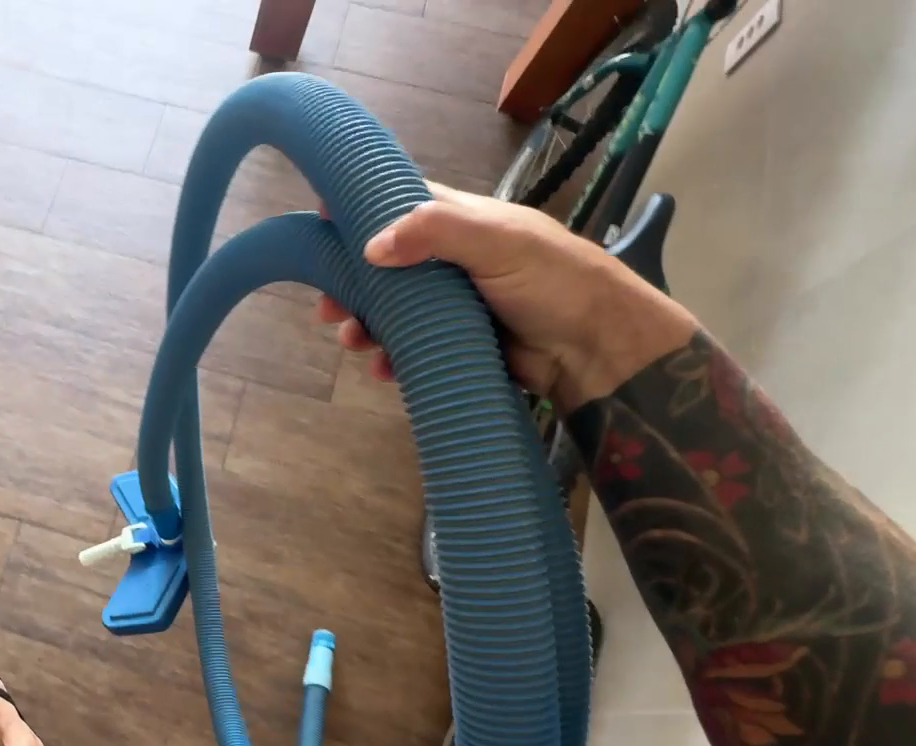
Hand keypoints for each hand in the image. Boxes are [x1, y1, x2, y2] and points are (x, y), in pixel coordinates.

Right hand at [317, 184, 697, 412]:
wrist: (594, 351)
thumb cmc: (555, 283)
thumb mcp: (500, 242)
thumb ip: (437, 232)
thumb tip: (370, 248)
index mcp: (463, 224)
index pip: (403, 205)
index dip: (362, 209)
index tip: (320, 218)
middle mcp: (450, 262)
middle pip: (383, 267)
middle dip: (351, 284)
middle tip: (325, 305)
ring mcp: (448, 307)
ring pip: (389, 312)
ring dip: (364, 325)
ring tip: (352, 341)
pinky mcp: (450, 346)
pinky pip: (406, 350)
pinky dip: (389, 360)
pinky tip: (382, 369)